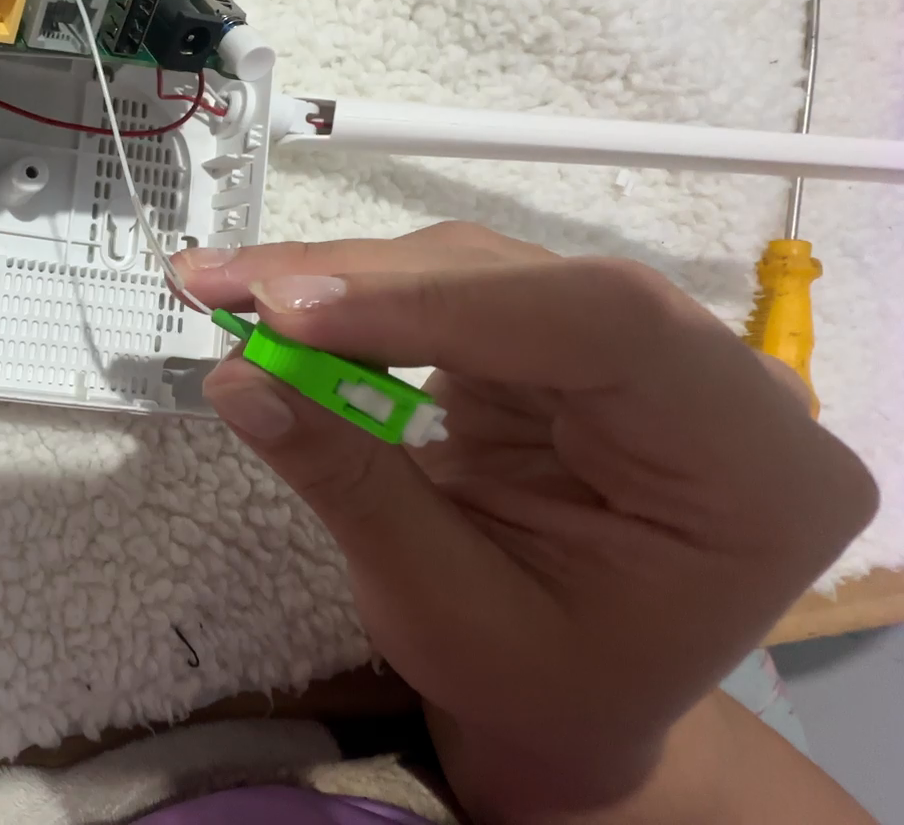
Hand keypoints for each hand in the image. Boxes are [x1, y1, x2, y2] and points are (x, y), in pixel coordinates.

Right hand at [175, 224, 875, 817]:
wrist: (554, 689)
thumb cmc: (529, 678)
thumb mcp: (437, 603)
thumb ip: (344, 481)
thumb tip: (236, 379)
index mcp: (743, 466)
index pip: (599, 327)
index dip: (433, 303)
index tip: (285, 310)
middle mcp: (698, 380)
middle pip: (513, 280)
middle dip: (350, 281)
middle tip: (217, 283)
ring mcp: (613, 353)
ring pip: (460, 269)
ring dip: (329, 277)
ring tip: (219, 287)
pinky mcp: (536, 346)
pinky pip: (429, 294)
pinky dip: (338, 299)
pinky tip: (268, 303)